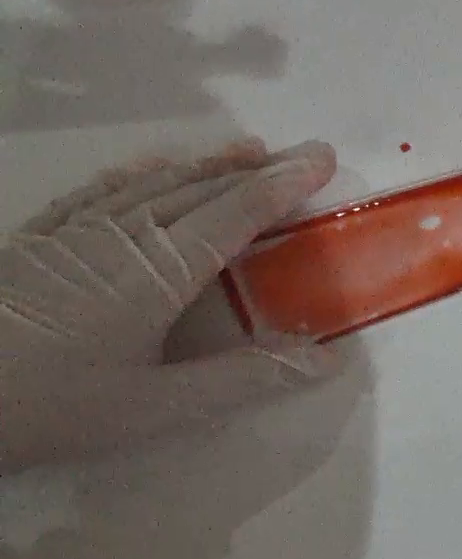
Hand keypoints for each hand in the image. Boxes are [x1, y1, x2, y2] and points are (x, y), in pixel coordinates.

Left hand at [1, 140, 342, 472]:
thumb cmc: (41, 405)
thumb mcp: (152, 408)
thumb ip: (244, 379)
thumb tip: (331, 359)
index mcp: (156, 272)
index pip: (235, 214)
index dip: (283, 184)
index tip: (323, 159)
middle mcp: (118, 239)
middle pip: (200, 191)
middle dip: (259, 169)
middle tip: (307, 152)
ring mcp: (69, 237)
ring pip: (152, 186)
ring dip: (207, 166)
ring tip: (248, 150)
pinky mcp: (32, 244)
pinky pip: (95, 194)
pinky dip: (137, 175)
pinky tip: (152, 167)